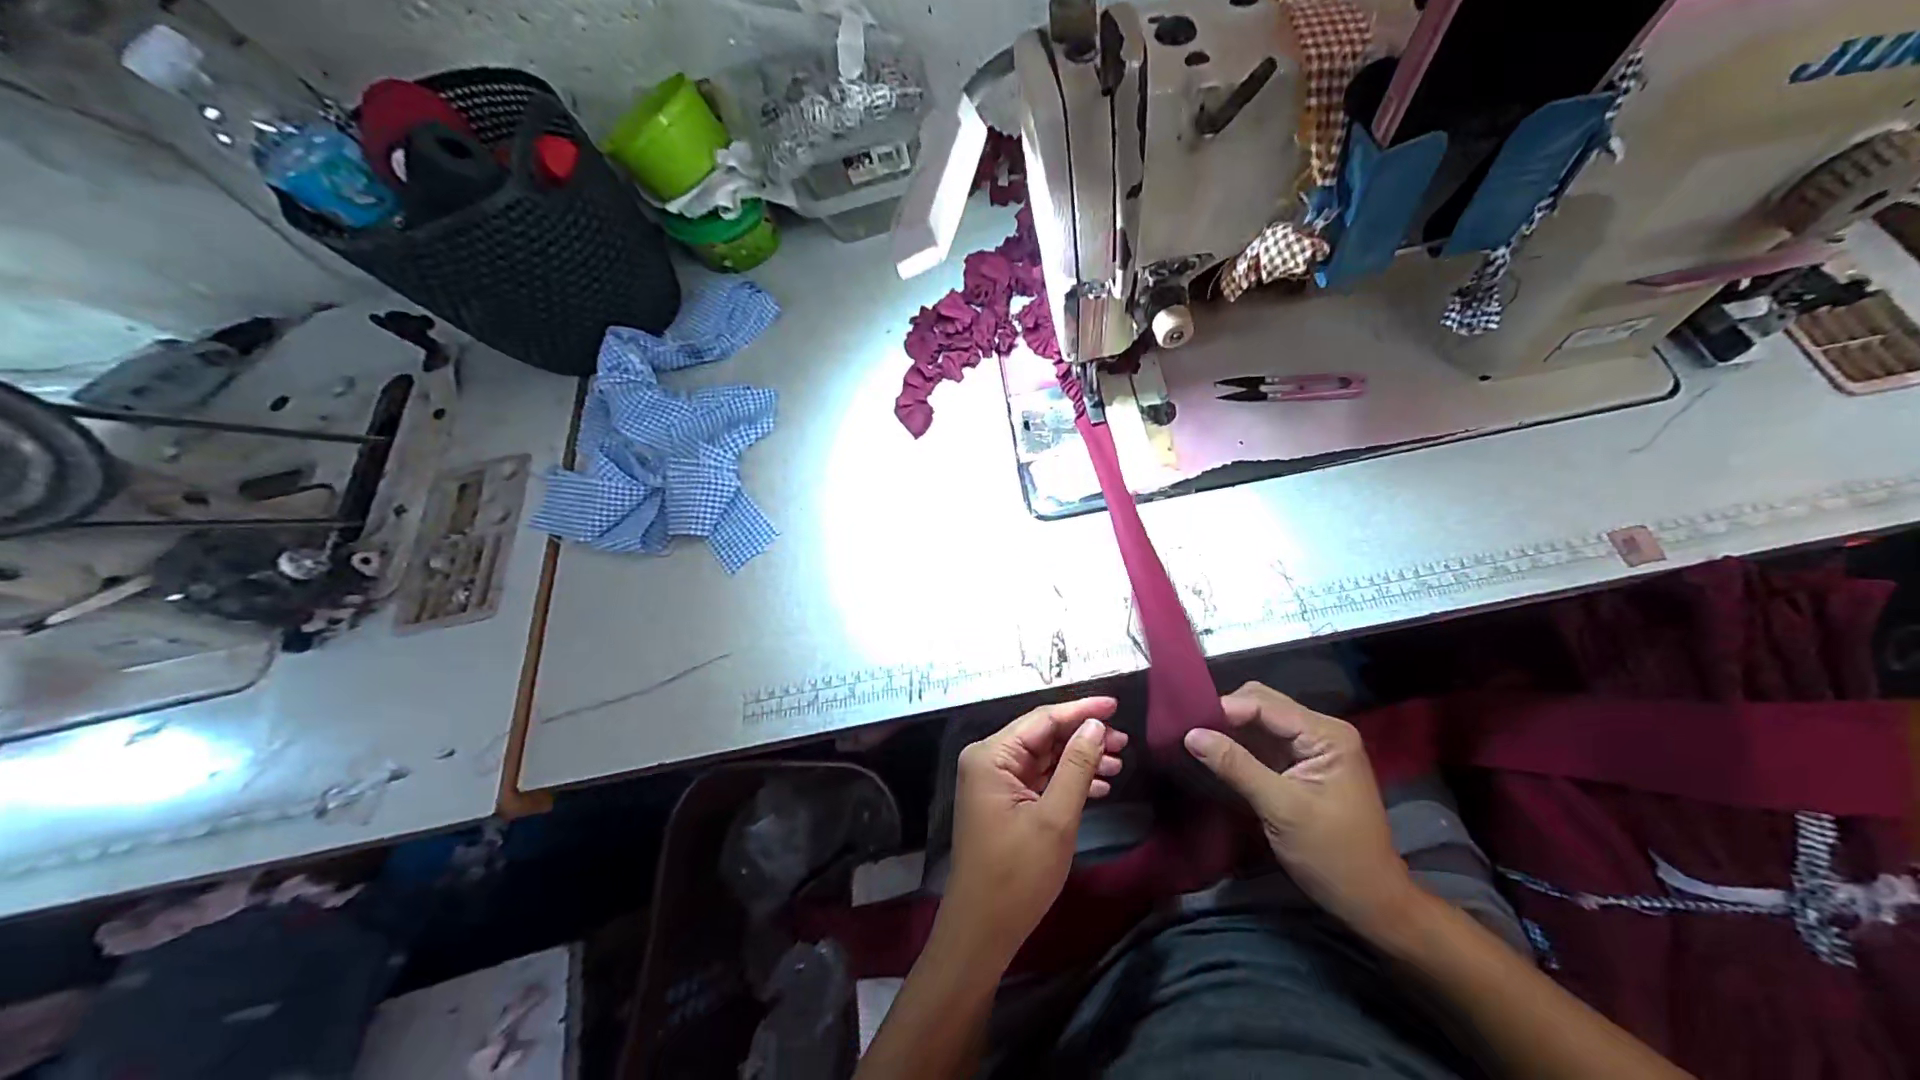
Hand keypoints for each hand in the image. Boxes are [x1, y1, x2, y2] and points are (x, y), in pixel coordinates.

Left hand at [941, 697, 1127, 960]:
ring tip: (1118, 762)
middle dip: (1082, 737)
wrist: (983, 929)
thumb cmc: (1017, 874)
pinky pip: (1038, 779)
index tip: (1116, 704)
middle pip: (1042, 736)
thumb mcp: (1055, 818)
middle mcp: (987, 760)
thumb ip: (1077, 767)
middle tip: (1124, 742)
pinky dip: (1067, 780)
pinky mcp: (1002, 801)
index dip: (1080, 711)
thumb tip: (1096, 725)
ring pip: (1043, 757)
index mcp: (990, 756)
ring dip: (1079, 759)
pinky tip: (1099, 784)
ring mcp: (993, 782)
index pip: (1042, 720)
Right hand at [1183, 681, 1417, 935]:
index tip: (1187, 723)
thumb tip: (1191, 734)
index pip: (1265, 704)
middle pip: (1262, 704)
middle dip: (1226, 714)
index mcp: (1327, 735)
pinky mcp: (1299, 764)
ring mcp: (1311, 747)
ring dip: (1229, 728)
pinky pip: (1262, 741)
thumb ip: (1236, 766)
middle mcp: (1321, 731)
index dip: (1225, 709)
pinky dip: (1238, 744)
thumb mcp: (1281, 809)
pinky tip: (1215, 752)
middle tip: (1190, 730)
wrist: (1369, 900)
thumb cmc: (1332, 854)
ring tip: (1195, 738)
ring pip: (1259, 720)